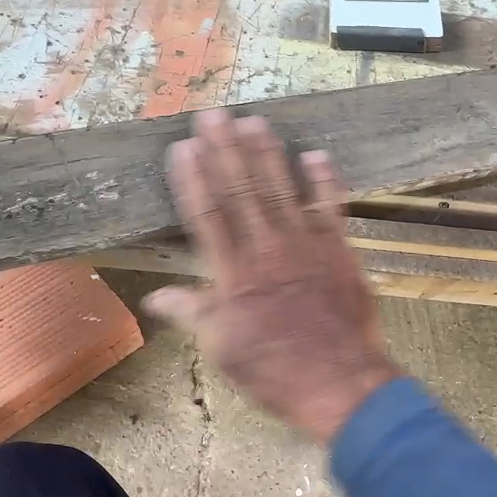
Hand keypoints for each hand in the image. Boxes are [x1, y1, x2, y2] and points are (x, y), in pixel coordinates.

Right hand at [144, 110, 397, 444]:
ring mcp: (308, 247)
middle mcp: (268, 250)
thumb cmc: (275, 371)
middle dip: (226, 151)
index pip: (208, 216)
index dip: (194, 180)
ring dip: (267, 155)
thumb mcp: (222, 349)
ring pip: (282, 191)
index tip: (183, 147)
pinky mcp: (341, 252)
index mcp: (234, 274)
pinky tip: (315, 155)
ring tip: (254, 122)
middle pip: (242, 192)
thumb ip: (193, 314)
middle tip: (214, 115)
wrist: (340, 382)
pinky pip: (332, 209)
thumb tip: (155, 296)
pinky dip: (325, 182)